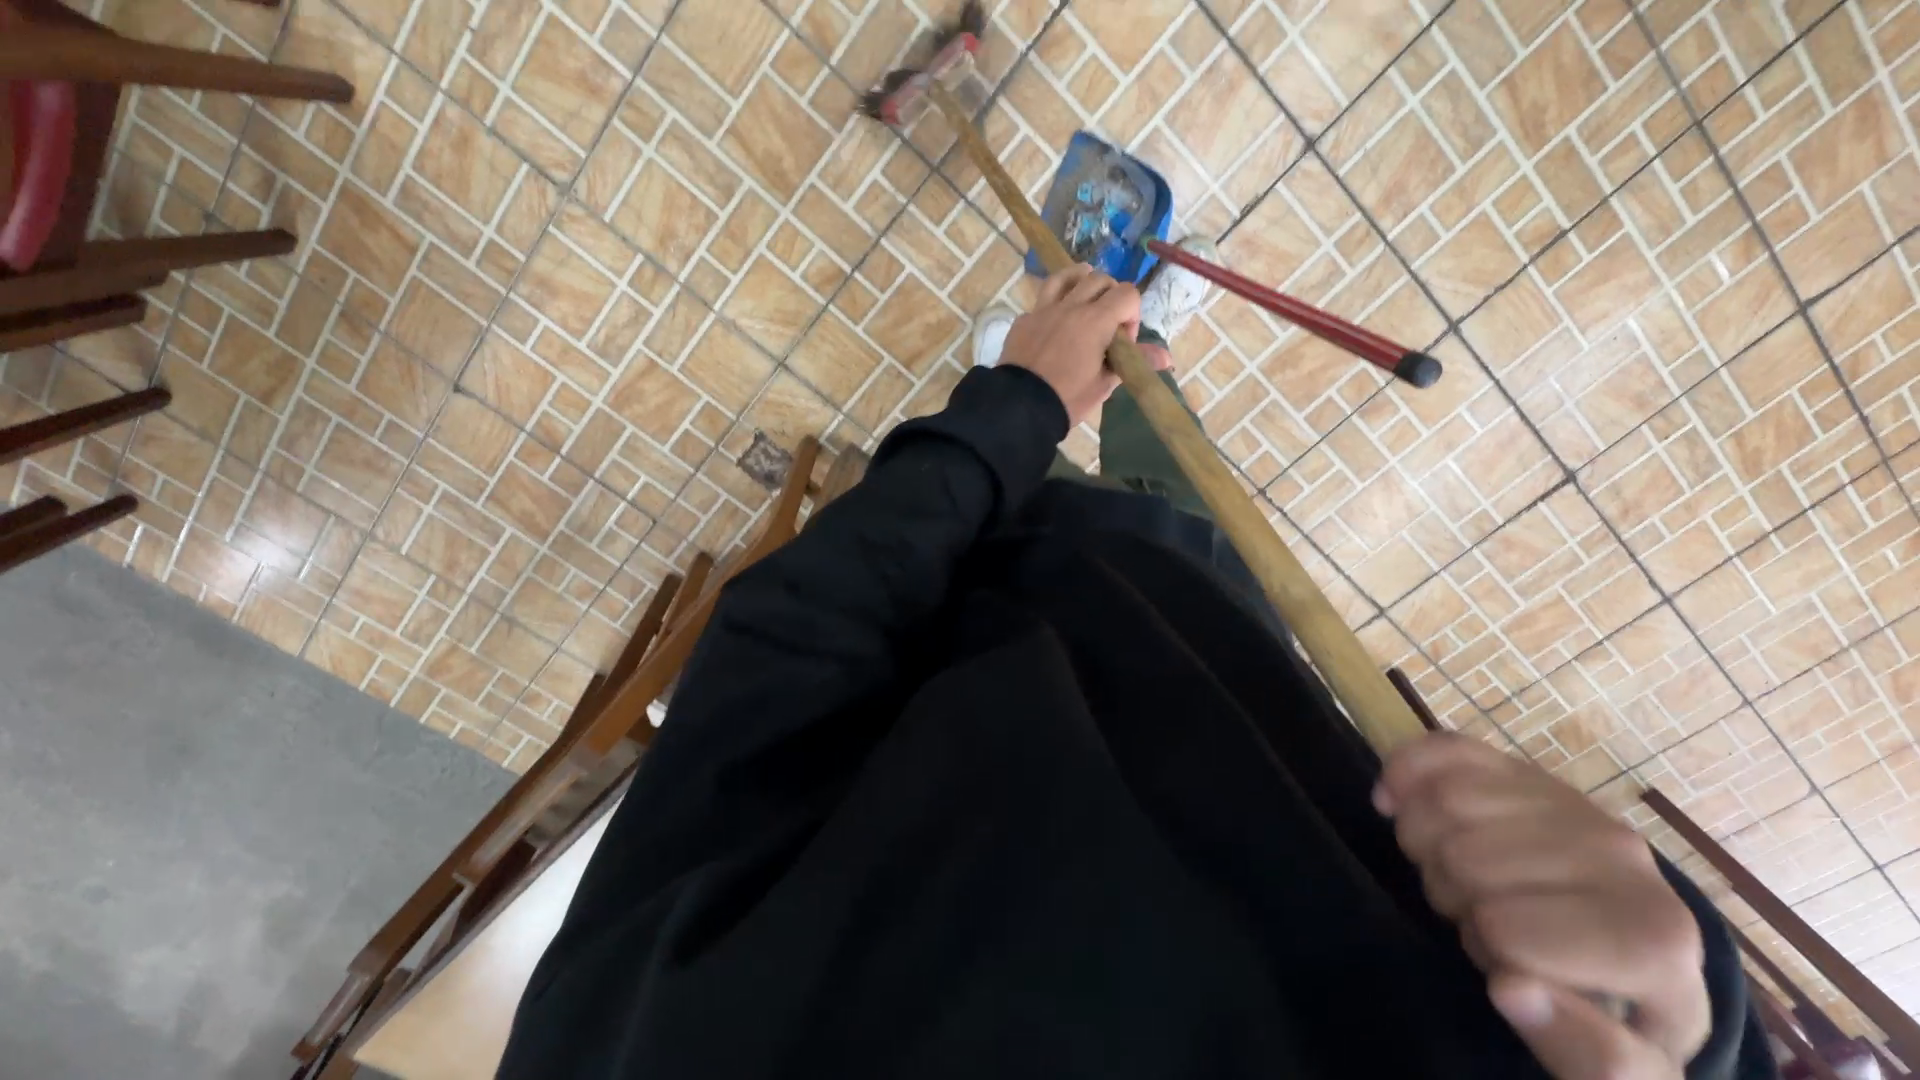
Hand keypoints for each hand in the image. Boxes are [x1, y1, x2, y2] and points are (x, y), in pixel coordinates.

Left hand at [1001, 264, 1140, 426]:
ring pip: (1066, 276)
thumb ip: (1134, 362)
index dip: (1132, 314)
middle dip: (1110, 296)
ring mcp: (1043, 310)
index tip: (1123, 340)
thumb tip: (1168, 358)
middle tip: (1107, 322)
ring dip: (1081, 281)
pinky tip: (1054, 324)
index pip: (1127, 293)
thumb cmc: (1068, 399)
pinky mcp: (1023, 320)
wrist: (1019, 408)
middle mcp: (1070, 306)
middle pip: (1099, 279)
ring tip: (1085, 299)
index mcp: (1096, 321)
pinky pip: (1043, 300)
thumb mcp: (1105, 384)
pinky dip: (1054, 304)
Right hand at [1375, 735, 1709, 1079]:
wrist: (1636, 943)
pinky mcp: (1528, 769)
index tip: (1518, 970)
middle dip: (1453, 898)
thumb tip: (1510, 987)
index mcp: (1651, 933)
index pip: (1504, 926)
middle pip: (1463, 857)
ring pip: (1443, 798)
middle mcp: (1620, 852)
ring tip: (1460, 875)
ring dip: (1425, 844)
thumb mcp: (1635, 1067)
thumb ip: (1591, 1054)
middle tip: (1481, 923)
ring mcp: (1569, 799)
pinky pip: (1442, 748)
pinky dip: (1403, 773)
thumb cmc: (1624, 1008)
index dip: (1490, 954)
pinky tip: (1399, 802)